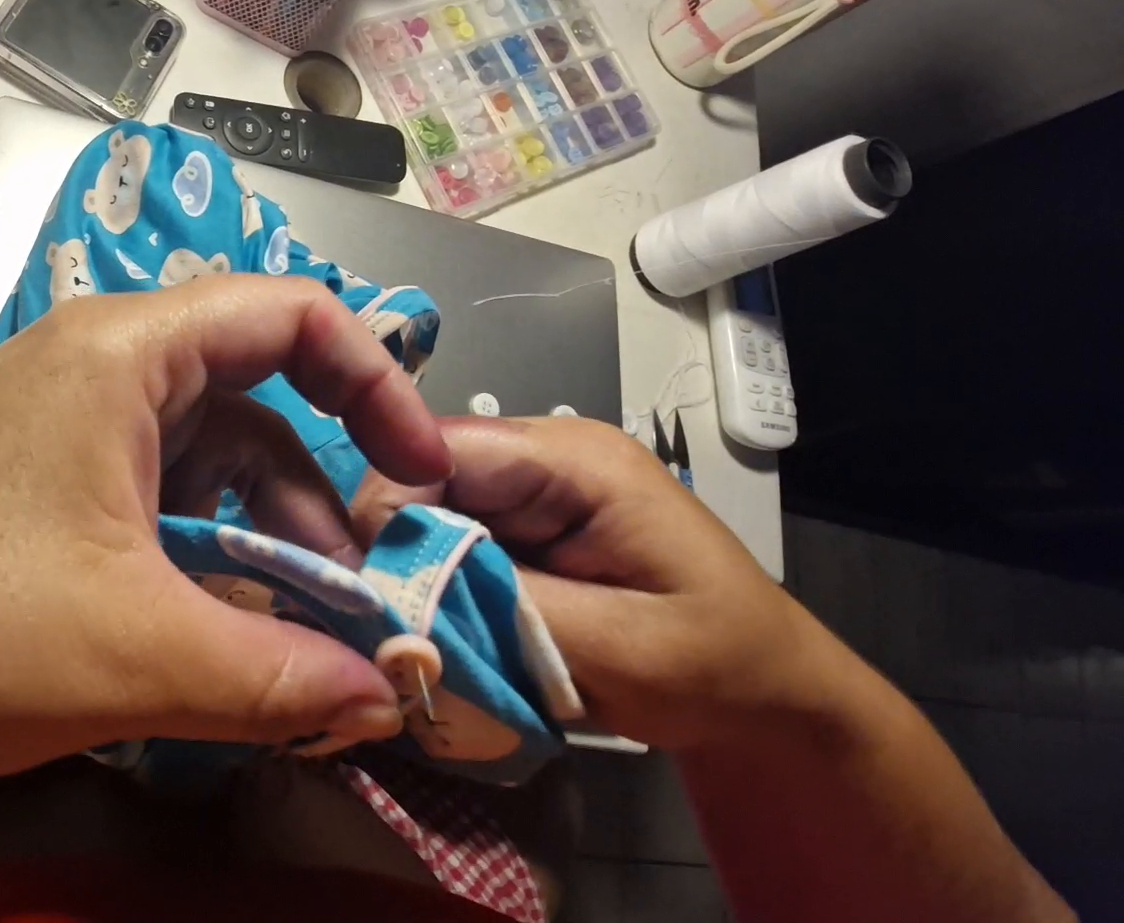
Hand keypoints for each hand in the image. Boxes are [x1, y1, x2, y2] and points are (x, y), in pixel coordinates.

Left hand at [0, 275, 450, 786]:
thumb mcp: (135, 654)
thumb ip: (281, 676)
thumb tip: (389, 696)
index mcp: (120, 354)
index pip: (290, 313)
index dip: (377, 382)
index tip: (421, 471)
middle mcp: (95, 366)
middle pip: (256, 398)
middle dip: (319, 496)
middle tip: (354, 597)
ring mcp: (64, 424)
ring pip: (208, 458)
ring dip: (262, 538)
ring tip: (290, 633)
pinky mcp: (42, 478)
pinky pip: (157, 493)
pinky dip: (204, 550)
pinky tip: (218, 624)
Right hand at [347, 416, 838, 751]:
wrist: (766, 693)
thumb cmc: (717, 665)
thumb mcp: (621, 647)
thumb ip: (503, 606)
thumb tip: (394, 588)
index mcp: (569, 458)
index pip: (436, 451)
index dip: (388, 513)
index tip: (378, 593)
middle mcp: (536, 457)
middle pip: (418, 478)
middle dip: (396, 551)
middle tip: (395, 627)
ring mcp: (524, 492)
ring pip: (424, 514)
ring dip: (414, 573)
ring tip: (421, 634)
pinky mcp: (516, 529)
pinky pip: (445, 541)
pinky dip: (434, 586)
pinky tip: (443, 627)